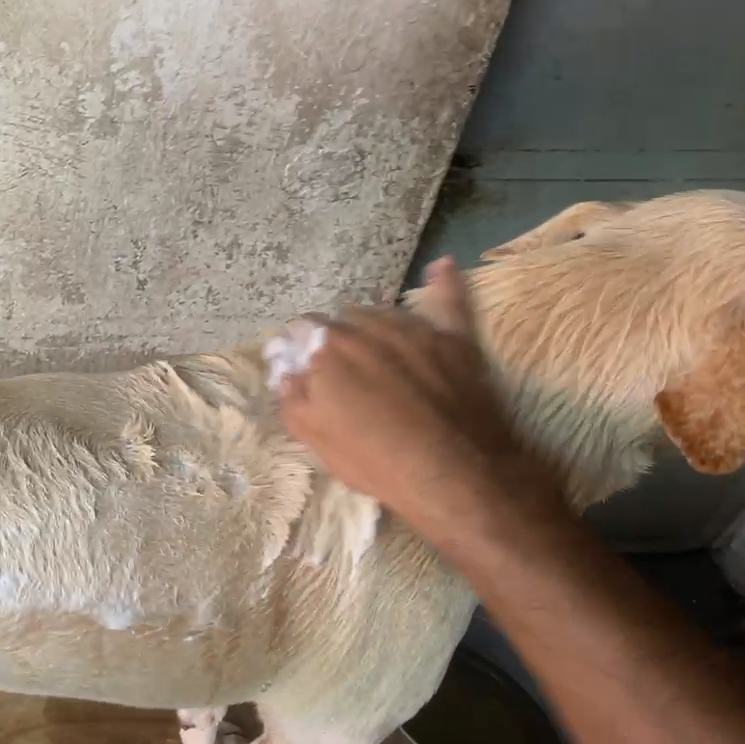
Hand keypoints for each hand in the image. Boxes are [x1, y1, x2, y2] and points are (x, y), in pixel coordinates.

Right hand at [277, 258, 561, 542]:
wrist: (460, 476)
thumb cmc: (377, 460)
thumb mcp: (314, 435)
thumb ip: (292, 394)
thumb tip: (285, 368)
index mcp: (325, 348)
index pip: (300, 330)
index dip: (298, 350)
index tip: (302, 371)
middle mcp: (365, 327)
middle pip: (340, 320)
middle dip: (334, 340)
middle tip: (341, 374)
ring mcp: (414, 328)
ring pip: (382, 313)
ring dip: (372, 326)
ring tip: (377, 355)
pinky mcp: (455, 338)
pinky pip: (450, 300)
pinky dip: (445, 283)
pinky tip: (442, 266)